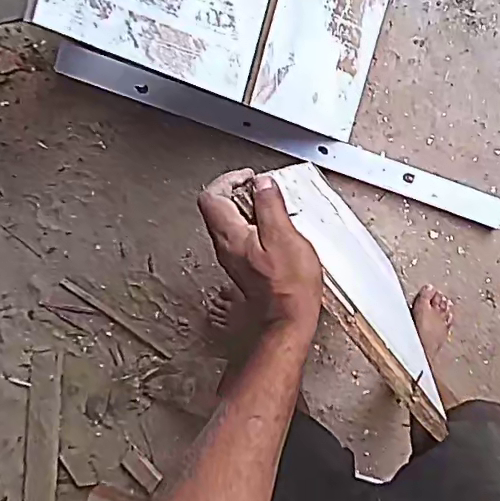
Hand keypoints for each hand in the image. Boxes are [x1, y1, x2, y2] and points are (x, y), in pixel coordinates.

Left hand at [197, 170, 321, 328]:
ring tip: (273, 210)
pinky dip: (255, 228)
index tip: (250, 178)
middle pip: (218, 209)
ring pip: (230, 224)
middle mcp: (227, 248)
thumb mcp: (285, 237)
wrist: (288, 322)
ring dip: (248, 211)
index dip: (229, 180)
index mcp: (231, 236)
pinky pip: (243, 239)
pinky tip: (276, 234)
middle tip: (263, 191)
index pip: (211, 197)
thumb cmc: (288, 288)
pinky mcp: (246, 269)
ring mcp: (234, 260)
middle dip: (239, 192)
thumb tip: (263, 185)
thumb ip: (270, 207)